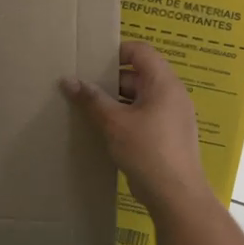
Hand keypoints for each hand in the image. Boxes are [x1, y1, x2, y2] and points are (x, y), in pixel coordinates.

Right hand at [62, 41, 212, 215]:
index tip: (90, 62)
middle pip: (138, 74)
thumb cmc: (147, 150)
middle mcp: (171, 94)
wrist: (175, 193)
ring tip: (87, 109)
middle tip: (82, 87)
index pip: (141, 51)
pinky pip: (143, 116)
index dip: (116, 51)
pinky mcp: (167, 135)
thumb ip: (91, 99)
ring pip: (139, 97)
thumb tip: (68, 80)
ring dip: (114, 101)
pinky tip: (104, 130)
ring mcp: (171, 116)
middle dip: (109, 79)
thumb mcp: (114, 122)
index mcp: (164, 83)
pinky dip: (124, 117)